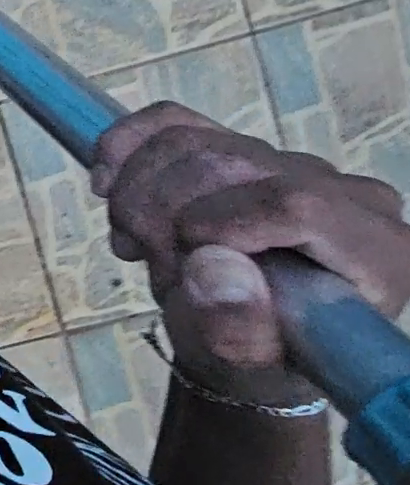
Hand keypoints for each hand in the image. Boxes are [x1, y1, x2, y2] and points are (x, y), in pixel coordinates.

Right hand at [91, 102, 409, 402]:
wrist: (241, 330)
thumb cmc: (257, 353)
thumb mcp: (248, 364)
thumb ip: (239, 327)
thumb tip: (212, 265)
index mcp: (377, 251)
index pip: (292, 202)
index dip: (213, 224)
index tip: (178, 264)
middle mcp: (345, 193)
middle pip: (225, 163)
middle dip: (156, 212)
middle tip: (144, 259)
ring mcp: (287, 163)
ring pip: (183, 141)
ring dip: (132, 192)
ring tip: (135, 240)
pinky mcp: (234, 145)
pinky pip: (169, 119)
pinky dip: (122, 145)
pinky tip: (108, 182)